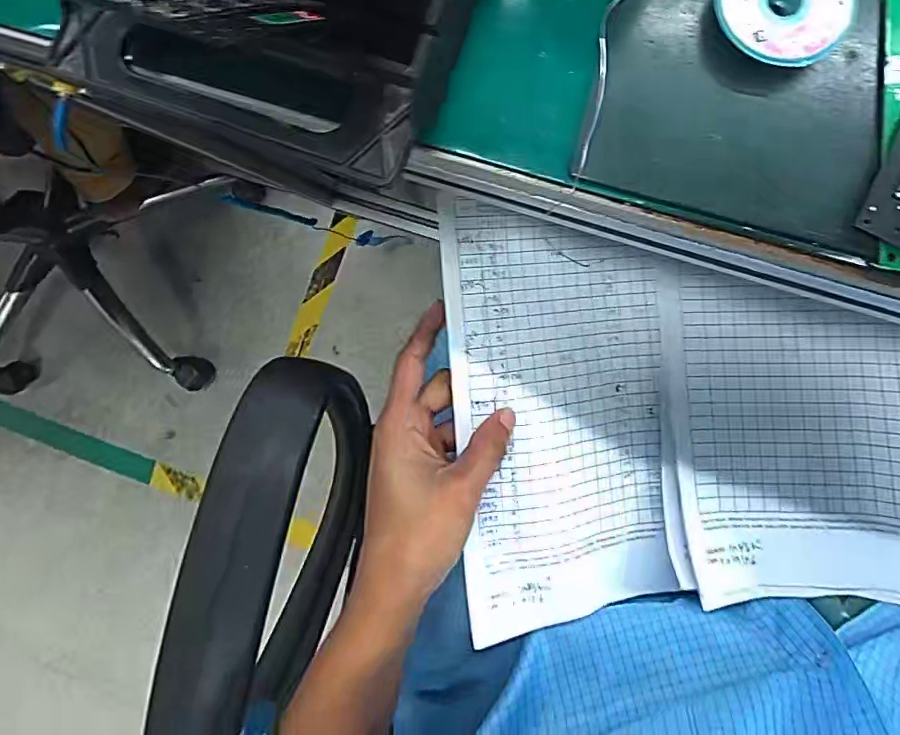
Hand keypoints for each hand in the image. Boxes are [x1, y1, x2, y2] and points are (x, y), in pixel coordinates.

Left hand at [356, 301, 514, 617]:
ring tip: (503, 420)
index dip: (425, 333)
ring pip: (442, 420)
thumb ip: (486, 447)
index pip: (410, 364)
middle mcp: (399, 433)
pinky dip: (465, 443)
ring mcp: (407, 454)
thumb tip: (504, 416)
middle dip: (465, 388)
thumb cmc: (414, 539)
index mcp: (399, 425)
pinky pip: (444, 444)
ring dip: (468, 420)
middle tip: (498, 380)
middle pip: (434, 393)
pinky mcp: (416, 474)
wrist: (394, 587)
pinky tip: (491, 450)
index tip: (440, 311)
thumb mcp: (461, 488)